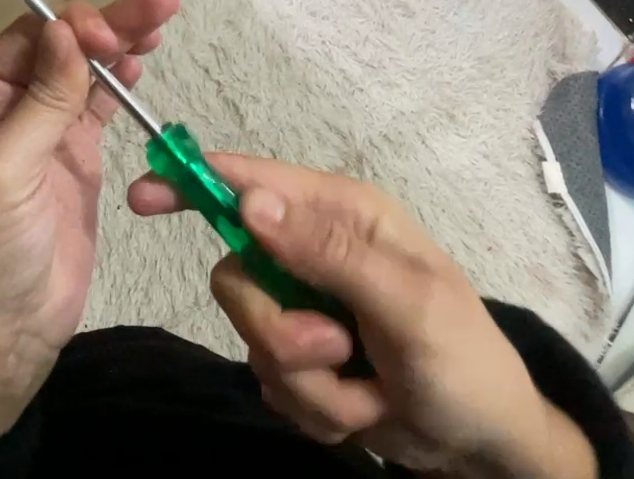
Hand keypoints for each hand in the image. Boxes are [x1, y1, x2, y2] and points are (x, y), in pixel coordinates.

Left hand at [0, 0, 179, 440]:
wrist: (1, 334)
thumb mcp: (5, 170)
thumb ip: (42, 102)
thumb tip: (65, 28)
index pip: (29, 40)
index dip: (70, 26)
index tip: (107, 35)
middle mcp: (12, 105)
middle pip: (64, 48)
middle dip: (108, 23)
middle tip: (160, 3)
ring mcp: (48, 132)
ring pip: (87, 73)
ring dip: (121, 45)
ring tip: (160, 21)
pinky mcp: (77, 159)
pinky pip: (101, 109)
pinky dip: (121, 84)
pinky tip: (140, 65)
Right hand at [129, 154, 595, 478]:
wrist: (489, 450)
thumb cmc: (466, 363)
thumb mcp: (408, 305)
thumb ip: (326, 251)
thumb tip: (247, 199)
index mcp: (339, 214)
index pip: (249, 181)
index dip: (193, 181)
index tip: (144, 195)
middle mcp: (311, 249)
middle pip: (236, 274)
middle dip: (279, 329)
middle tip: (334, 350)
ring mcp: (302, 303)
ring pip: (252, 334)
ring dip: (308, 379)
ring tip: (365, 391)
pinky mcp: (301, 354)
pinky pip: (269, 377)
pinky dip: (313, 406)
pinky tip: (358, 408)